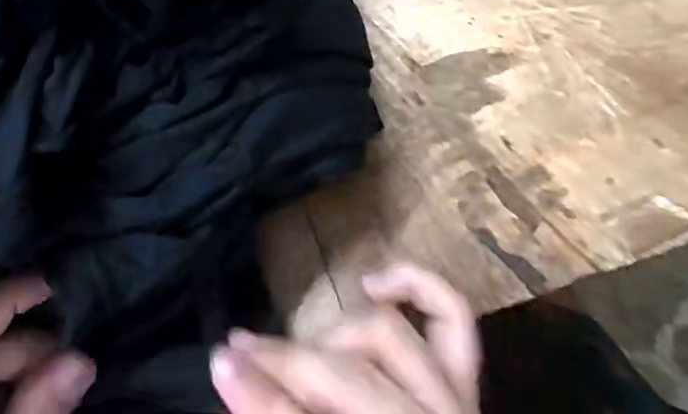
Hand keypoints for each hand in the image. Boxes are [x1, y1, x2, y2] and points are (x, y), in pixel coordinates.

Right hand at [210, 265, 480, 413]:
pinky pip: (454, 320)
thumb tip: (224, 364)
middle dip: (285, 359)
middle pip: (346, 374)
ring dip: (337, 335)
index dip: (258, 389)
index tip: (219, 360)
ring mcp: (456, 406)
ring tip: (306, 350)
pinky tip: (371, 286)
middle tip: (239, 352)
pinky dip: (415, 288)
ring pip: (387, 334)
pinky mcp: (468, 393)